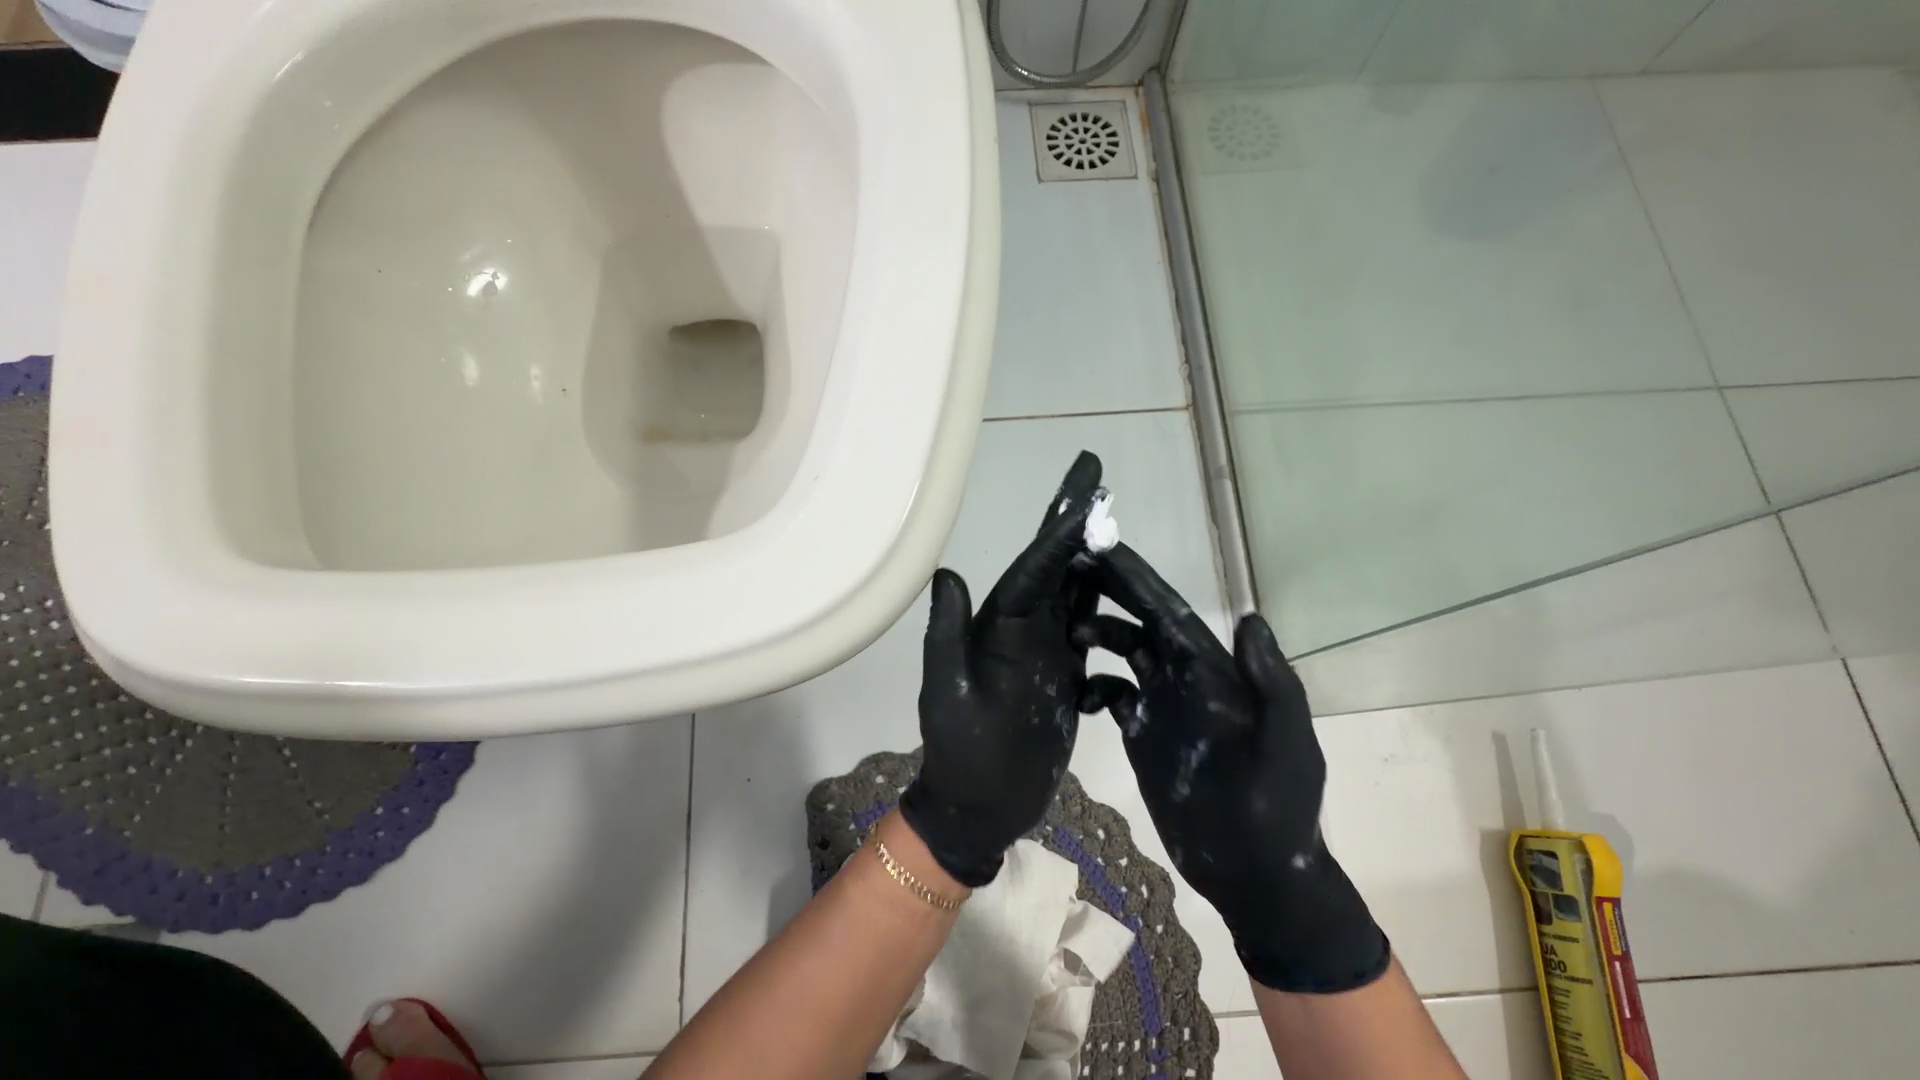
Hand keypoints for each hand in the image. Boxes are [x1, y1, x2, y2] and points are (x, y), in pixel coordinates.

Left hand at [900, 452, 1103, 886]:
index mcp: (1000, 626)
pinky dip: (1107, 607)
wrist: (980, 805)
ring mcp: (1048, 651)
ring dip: (1095, 558)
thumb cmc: (962, 752)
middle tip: (1097, 479)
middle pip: (1057, 566)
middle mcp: (1025, 628)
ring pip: (1077, 593)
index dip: (1061, 527)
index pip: (1036, 566)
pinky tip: (1129, 591)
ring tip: (1115, 526)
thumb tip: (948, 573)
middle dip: (1075, 523)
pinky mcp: (1067, 677)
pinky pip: (1092, 631)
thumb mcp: (948, 693)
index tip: (1086, 488)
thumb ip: (948, 635)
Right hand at [1079, 544, 1388, 992]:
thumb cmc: (1277, 807)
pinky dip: (1093, 684)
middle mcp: (1187, 678)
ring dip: (1096, 633)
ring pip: (1124, 651)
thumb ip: (1271, 684)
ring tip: (1064, 628)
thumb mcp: (1284, 745)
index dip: (1138, 580)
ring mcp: (1163, 706)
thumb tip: (1248, 617)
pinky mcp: (1144, 735)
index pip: (1172, 614)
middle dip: (1110, 590)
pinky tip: (1077, 691)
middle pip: (1143, 621)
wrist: (1254, 870)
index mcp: (1218, 672)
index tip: (1103, 547)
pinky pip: (1113, 694)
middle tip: (1069, 563)